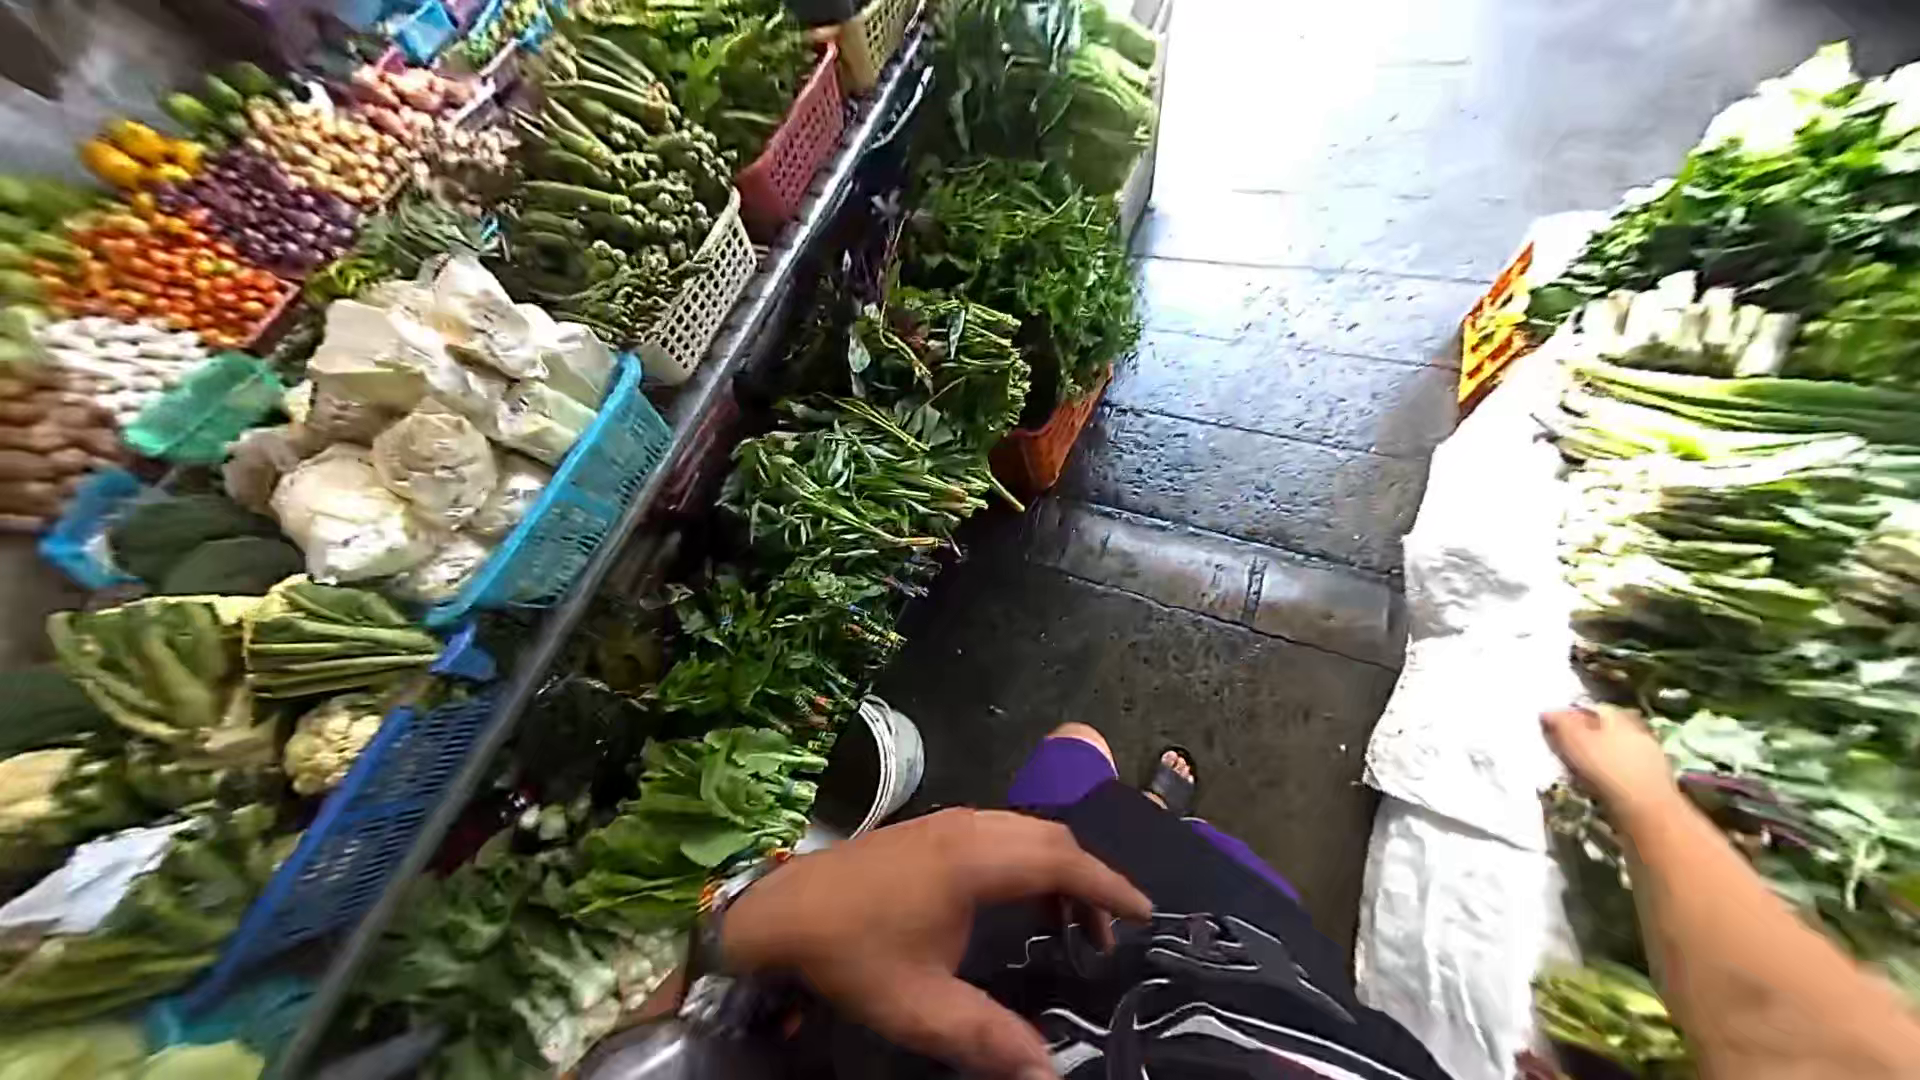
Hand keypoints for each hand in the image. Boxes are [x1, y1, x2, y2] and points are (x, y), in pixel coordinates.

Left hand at [722, 807, 1150, 1078]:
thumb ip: (988, 1039)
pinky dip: (1030, 857)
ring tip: (1072, 924)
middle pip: (1050, 837)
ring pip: (1026, 830)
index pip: (1060, 860)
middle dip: (1089, 879)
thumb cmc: (856, 952)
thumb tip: (1049, 1074)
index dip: (1108, 885)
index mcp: (974, 859)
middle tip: (1108, 933)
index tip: (1144, 912)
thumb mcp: (921, 1007)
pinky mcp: (936, 825)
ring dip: (1058, 867)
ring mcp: (951, 820)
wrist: (789, 908)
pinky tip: (1022, 898)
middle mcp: (970, 826)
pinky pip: (1003, 830)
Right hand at [1541, 705, 1677, 814]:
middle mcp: (1638, 732)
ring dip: (1602, 752)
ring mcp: (1652, 756)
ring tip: (1581, 763)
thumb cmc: (1604, 766)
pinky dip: (1612, 769)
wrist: (1646, 808)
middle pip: (1608, 728)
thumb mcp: (1572, 739)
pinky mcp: (1656, 778)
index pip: (1594, 708)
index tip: (1558, 724)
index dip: (1574, 713)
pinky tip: (1600, 778)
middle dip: (1589, 733)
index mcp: (1619, 719)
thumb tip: (1548, 711)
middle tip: (1568, 743)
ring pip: (1619, 747)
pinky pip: (1627, 766)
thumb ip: (1559, 722)